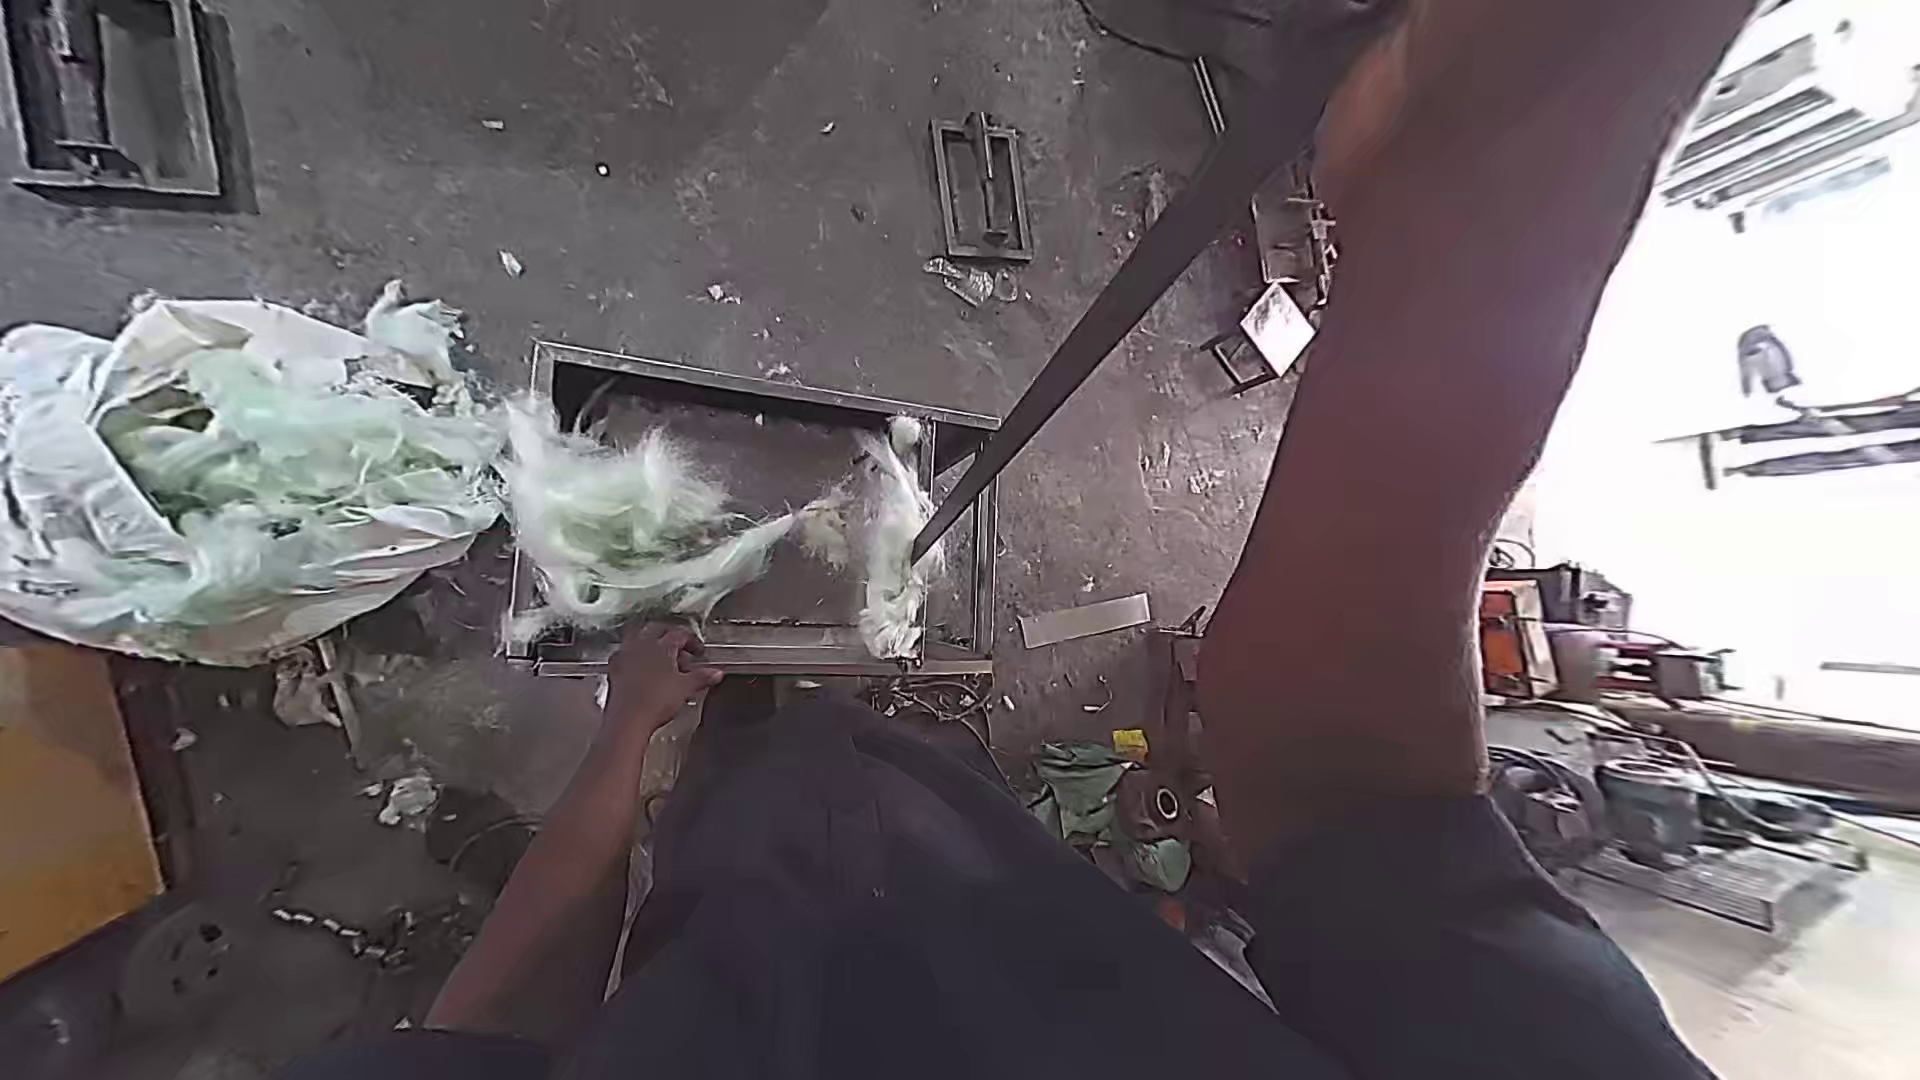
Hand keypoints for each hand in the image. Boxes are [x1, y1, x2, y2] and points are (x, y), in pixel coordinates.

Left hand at [603, 622, 722, 731]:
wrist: (628, 722)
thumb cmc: (655, 702)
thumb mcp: (686, 688)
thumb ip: (702, 677)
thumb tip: (715, 673)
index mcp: (660, 647)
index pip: (680, 634)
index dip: (692, 641)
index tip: (698, 651)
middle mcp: (640, 648)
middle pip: (656, 631)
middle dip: (670, 638)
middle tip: (680, 651)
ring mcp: (624, 659)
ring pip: (638, 641)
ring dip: (651, 646)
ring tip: (662, 660)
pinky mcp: (614, 673)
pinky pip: (626, 657)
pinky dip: (636, 660)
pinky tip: (642, 671)